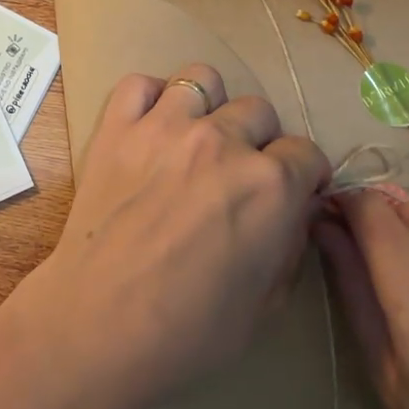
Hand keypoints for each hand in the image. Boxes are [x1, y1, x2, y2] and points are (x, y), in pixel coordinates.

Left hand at [0, 65, 330, 408]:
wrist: (102, 321)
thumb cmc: (192, 329)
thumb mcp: (268, 300)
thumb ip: (290, 243)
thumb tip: (296, 211)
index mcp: (271, 184)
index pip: (306, 152)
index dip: (302, 175)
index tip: (291, 191)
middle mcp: (223, 140)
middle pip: (258, 110)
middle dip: (257, 139)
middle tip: (236, 172)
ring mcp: (165, 125)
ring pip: (202, 78)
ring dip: (208, 107)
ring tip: (194, 139)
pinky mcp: (117, 126)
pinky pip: (138, 84)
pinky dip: (149, 98)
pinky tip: (149, 126)